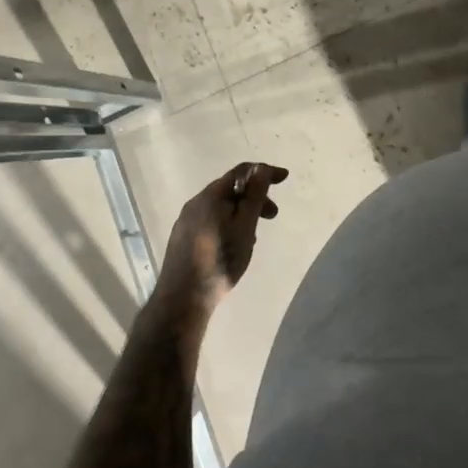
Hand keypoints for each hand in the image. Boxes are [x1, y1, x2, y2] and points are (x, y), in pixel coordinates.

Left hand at [157, 162, 288, 315]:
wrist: (183, 299)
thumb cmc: (220, 261)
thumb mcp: (245, 227)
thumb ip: (254, 196)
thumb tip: (261, 168)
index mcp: (210, 196)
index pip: (241, 172)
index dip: (264, 172)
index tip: (284, 178)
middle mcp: (195, 202)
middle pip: (230, 189)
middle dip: (255, 196)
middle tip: (272, 215)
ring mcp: (186, 220)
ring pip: (221, 207)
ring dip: (242, 212)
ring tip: (254, 235)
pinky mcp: (183, 238)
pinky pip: (212, 220)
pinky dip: (229, 223)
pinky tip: (234, 244)